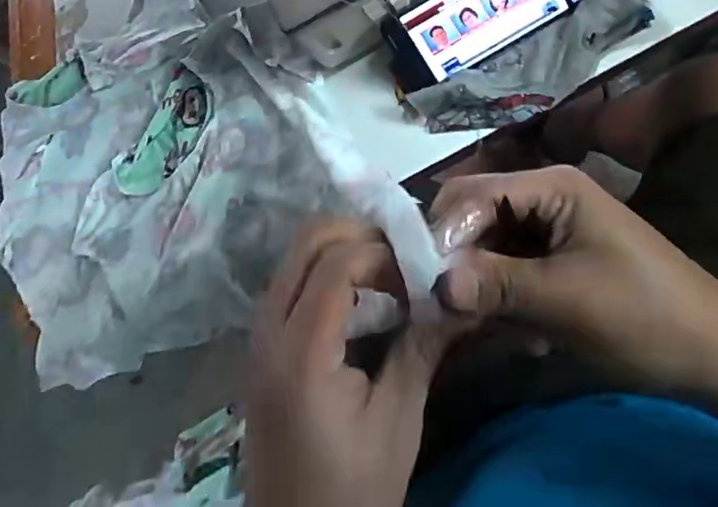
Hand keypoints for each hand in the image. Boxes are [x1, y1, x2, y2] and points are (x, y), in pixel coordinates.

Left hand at [245, 219, 457, 506]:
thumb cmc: (352, 487)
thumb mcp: (397, 419)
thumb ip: (421, 345)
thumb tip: (458, 291)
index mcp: (300, 352)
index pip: (336, 262)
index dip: (383, 254)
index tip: (418, 278)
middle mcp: (267, 331)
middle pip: (308, 240)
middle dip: (360, 235)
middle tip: (403, 260)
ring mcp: (258, 334)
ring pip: (297, 254)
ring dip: (344, 248)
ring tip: (388, 273)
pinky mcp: (262, 343)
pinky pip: (292, 278)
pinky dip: (328, 268)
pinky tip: (362, 293)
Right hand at [430, 165, 717, 388]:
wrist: (711, 350)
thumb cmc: (644, 314)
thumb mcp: (568, 300)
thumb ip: (498, 286)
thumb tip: (434, 284)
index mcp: (551, 184)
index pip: (475, 193)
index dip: (443, 232)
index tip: (419, 281)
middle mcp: (544, 194)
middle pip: (475, 215)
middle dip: (456, 259)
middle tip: (439, 308)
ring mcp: (548, 226)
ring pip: (486, 245)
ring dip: (477, 284)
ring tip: (476, 326)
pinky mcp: (552, 257)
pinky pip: (506, 268)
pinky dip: (499, 297)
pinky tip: (510, 331)